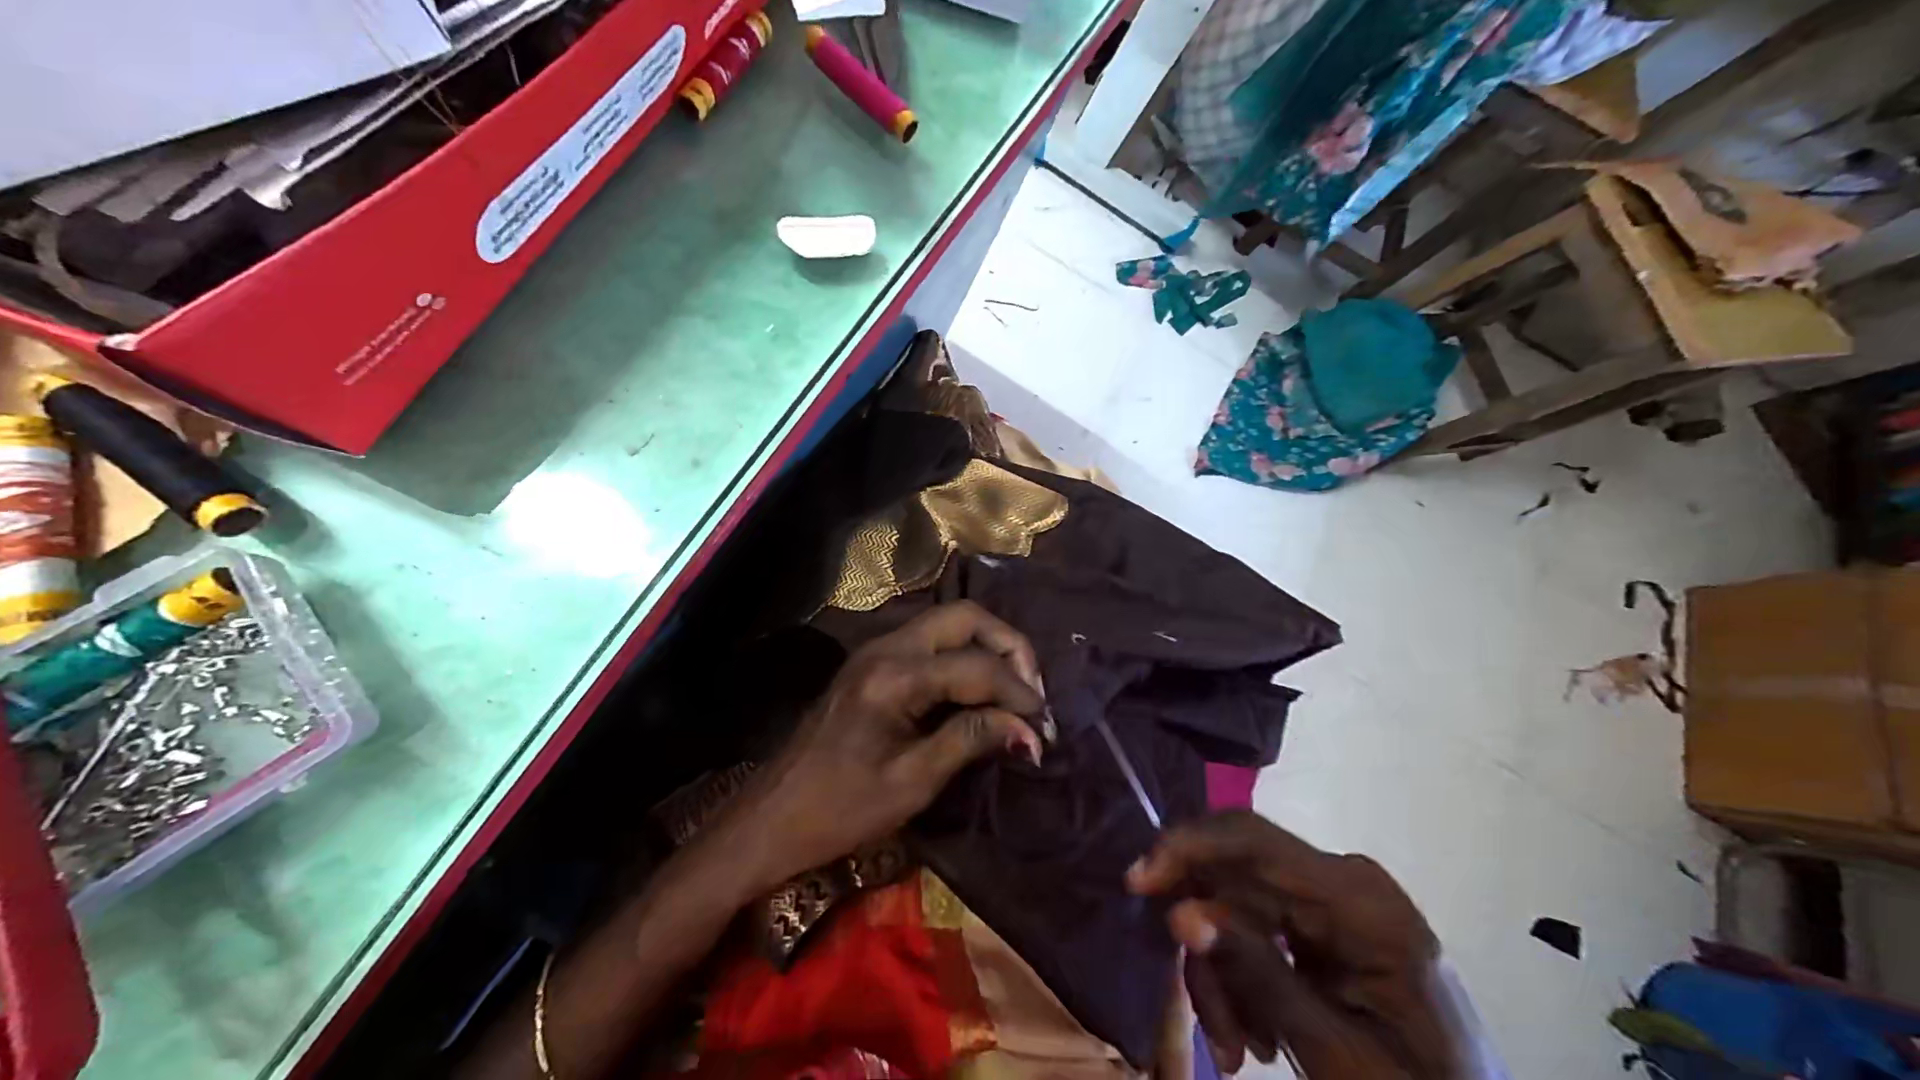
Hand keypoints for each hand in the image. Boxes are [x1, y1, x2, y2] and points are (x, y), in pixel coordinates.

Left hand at [714, 601, 1045, 892]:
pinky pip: (931, 642)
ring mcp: (877, 649)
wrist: (773, 816)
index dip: (1020, 695)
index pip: (977, 666)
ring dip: (988, 647)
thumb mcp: (913, 782)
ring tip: (1015, 692)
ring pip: (949, 623)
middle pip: (966, 617)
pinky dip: (964, 656)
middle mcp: (886, 647)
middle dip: (1010, 647)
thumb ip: (972, 740)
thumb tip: (1030, 728)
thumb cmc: (841, 809)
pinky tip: (980, 690)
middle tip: (1033, 693)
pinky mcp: (873, 662)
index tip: (1045, 730)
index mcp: (895, 677)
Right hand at [1127, 812, 1460, 1079]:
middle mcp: (1342, 880)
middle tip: (1210, 1024)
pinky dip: (1242, 974)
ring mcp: (1334, 899)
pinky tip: (1253, 1034)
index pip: (1251, 840)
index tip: (1136, 884)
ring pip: (1236, 906)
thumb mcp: (1334, 1051)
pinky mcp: (1325, 920)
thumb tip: (1180, 914)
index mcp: (1359, 899)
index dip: (1186, 848)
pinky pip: (1257, 926)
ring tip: (1237, 1049)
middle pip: (1236, 878)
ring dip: (1223, 973)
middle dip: (1207, 943)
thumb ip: (1257, 974)